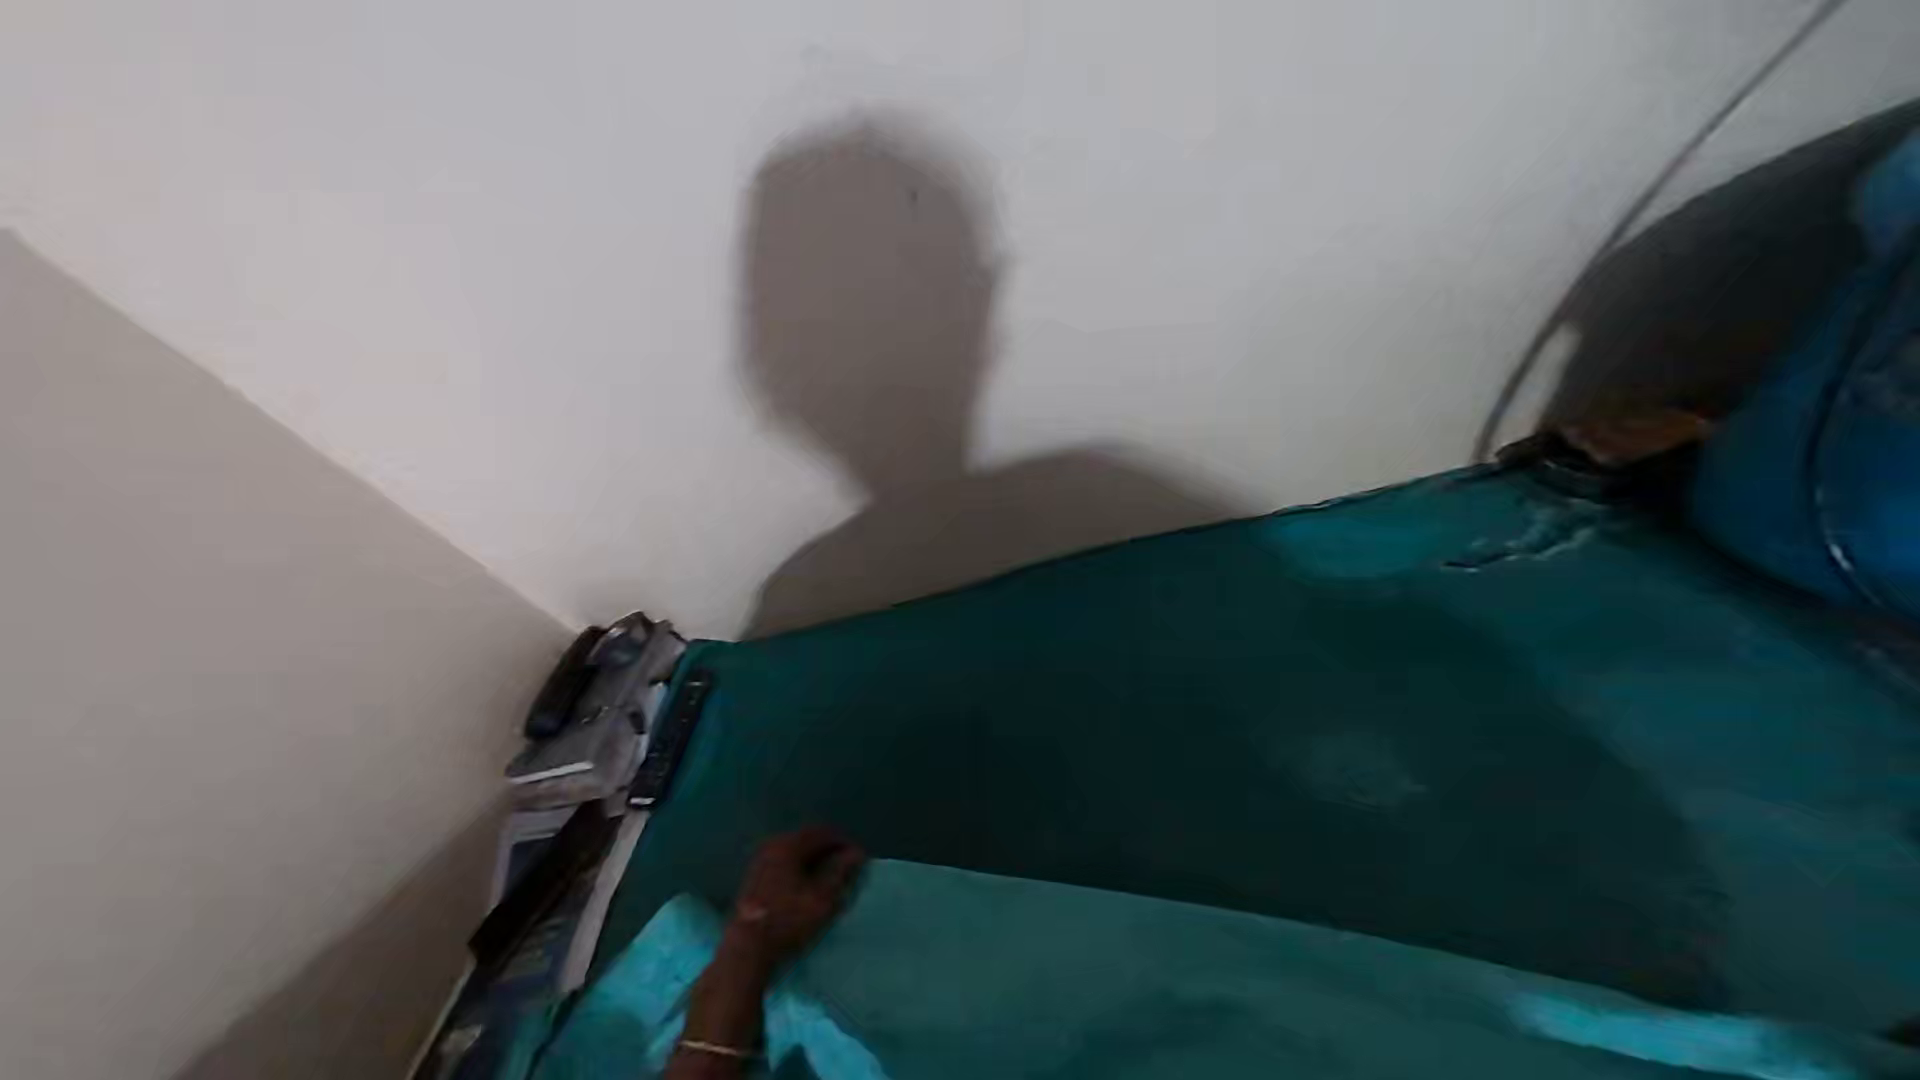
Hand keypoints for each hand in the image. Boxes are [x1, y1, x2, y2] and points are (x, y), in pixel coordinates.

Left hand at [727, 826, 866, 966]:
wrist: (746, 950)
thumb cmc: (787, 922)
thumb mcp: (822, 899)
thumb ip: (840, 872)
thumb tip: (856, 852)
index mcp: (789, 845)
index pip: (823, 832)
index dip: (843, 842)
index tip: (857, 858)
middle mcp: (772, 845)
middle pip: (807, 839)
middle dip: (828, 850)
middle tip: (845, 868)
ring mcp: (760, 861)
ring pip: (795, 851)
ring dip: (813, 860)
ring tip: (828, 879)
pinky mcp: (754, 877)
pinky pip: (783, 862)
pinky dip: (799, 868)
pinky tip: (806, 886)